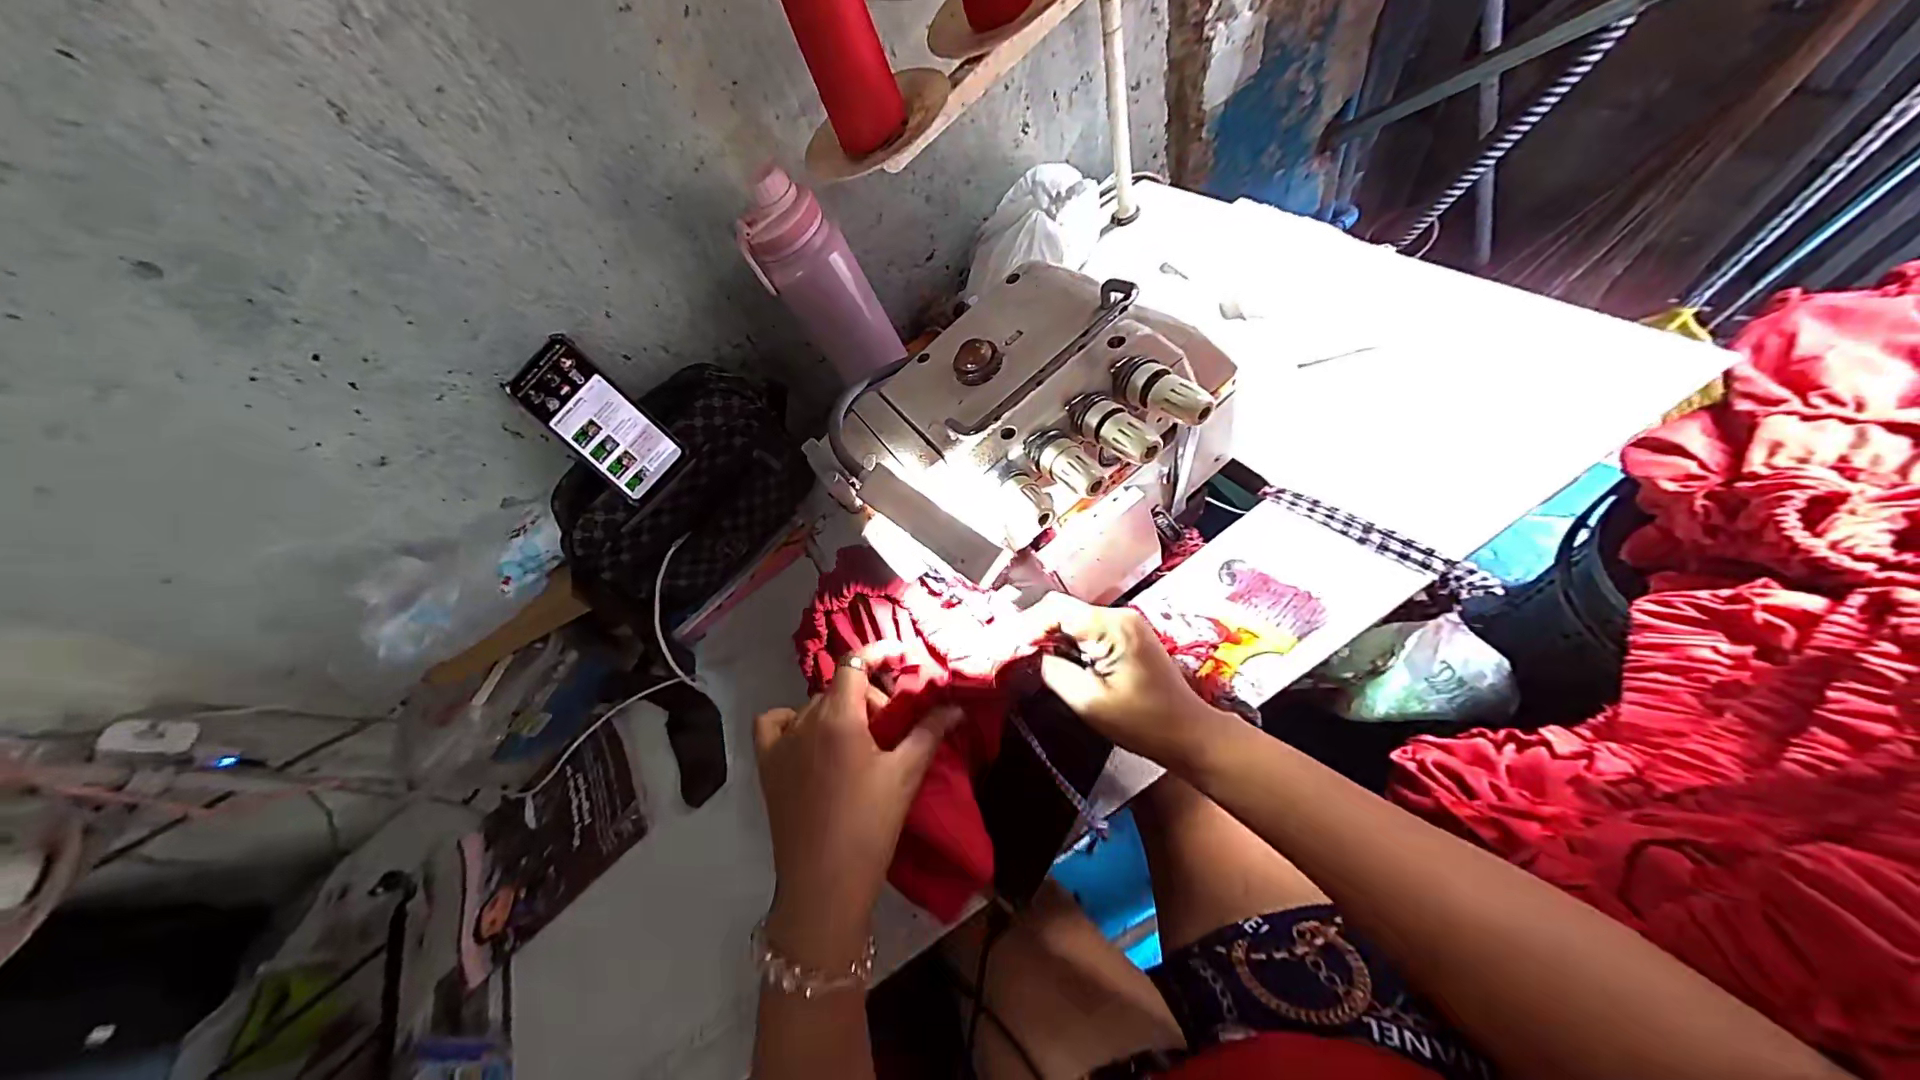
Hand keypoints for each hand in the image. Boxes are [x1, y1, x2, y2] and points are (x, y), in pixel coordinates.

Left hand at [754, 641, 962, 967]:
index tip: (900, 657)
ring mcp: (780, 742)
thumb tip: (954, 706)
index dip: (877, 654)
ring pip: (812, 706)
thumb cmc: (871, 825)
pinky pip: (774, 723)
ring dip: (838, 711)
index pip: (854, 663)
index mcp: (839, 717)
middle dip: (868, 697)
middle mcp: (804, 720)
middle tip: (890, 729)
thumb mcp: (906, 774)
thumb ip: (929, 732)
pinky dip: (792, 721)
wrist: (824, 883)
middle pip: (839, 688)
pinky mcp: (766, 764)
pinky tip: (810, 740)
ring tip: (858, 742)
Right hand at [1022, 593, 1236, 768]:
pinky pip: (1086, 630)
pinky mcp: (1126, 636)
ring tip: (1026, 658)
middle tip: (1010, 654)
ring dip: (1049, 637)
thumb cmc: (1143, 723)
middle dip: (1033, 631)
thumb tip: (1031, 655)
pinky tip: (1054, 662)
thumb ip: (1053, 672)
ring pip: (1072, 619)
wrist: (1189, 734)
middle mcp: (1119, 615)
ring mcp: (1125, 623)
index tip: (1006, 648)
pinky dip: (1067, 643)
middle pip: (1062, 610)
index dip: (1025, 626)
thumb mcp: (1088, 702)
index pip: (1054, 609)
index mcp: (1112, 626)